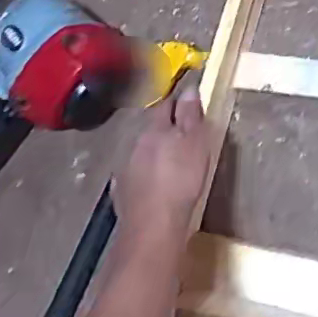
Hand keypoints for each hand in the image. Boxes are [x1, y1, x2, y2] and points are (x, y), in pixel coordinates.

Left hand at [113, 85, 211, 233]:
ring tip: (173, 158)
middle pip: (152, 126)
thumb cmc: (181, 178)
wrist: (153, 227)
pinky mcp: (121, 192)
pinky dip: (146, 171)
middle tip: (186, 132)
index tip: (191, 103)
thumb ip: (191, 114)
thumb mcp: (196, 141)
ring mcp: (124, 168)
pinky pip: (136, 172)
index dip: (179, 100)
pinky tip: (156, 181)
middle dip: (166, 126)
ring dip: (155, 149)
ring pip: (142, 149)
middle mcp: (134, 143)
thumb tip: (189, 89)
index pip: (166, 103)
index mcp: (154, 128)